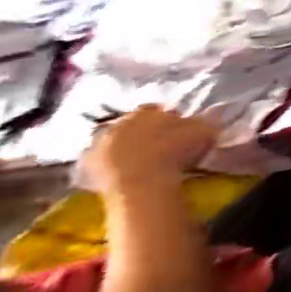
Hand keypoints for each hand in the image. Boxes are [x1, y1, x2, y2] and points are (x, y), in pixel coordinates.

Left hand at [83, 106, 216, 191]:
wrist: (141, 182)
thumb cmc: (175, 152)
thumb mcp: (203, 132)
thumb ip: (201, 122)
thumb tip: (204, 119)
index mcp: (143, 113)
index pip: (154, 109)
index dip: (166, 116)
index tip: (178, 126)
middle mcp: (116, 124)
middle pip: (129, 124)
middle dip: (141, 130)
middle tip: (159, 141)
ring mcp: (97, 145)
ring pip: (113, 142)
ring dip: (125, 147)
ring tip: (143, 157)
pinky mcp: (86, 166)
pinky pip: (100, 160)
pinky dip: (111, 163)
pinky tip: (126, 170)